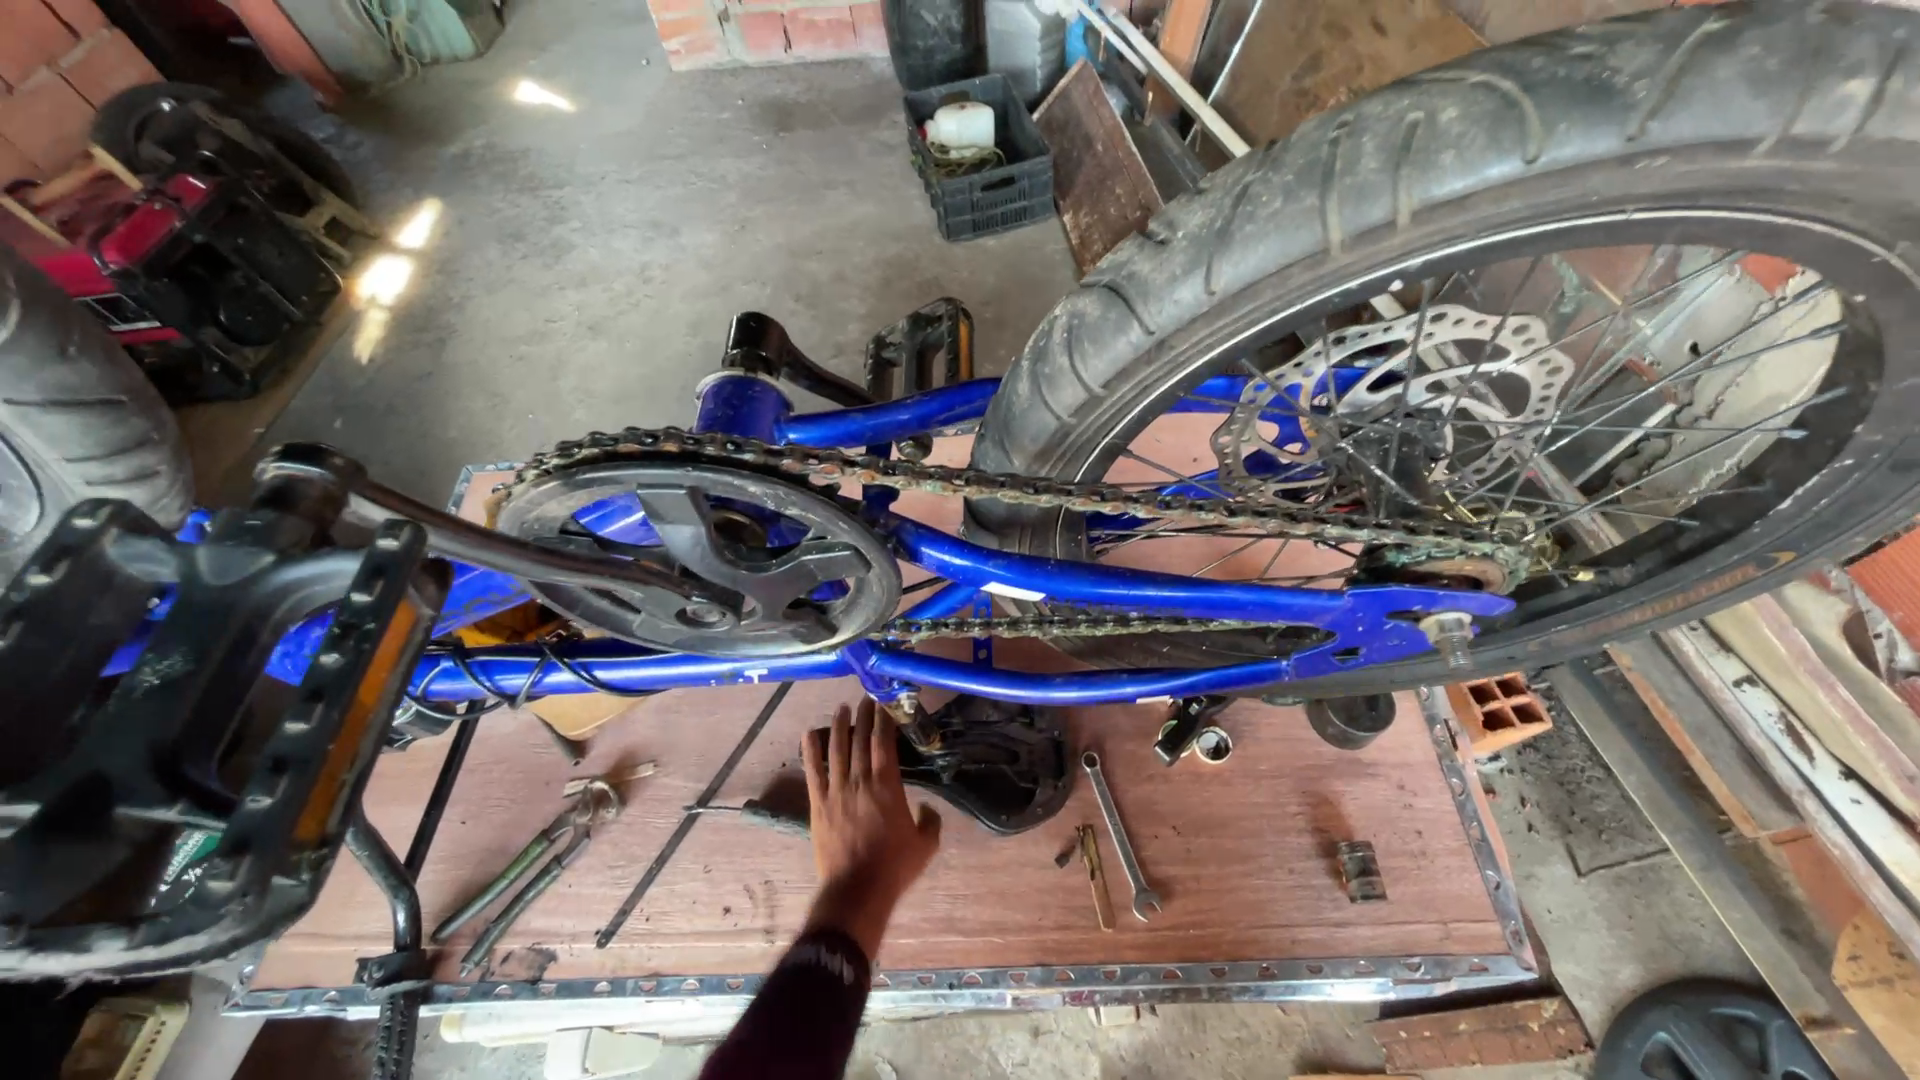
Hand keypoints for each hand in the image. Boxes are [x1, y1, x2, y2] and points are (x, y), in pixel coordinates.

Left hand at [798, 698, 941, 959]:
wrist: (856, 891)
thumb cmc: (894, 868)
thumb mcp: (925, 846)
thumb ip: (930, 822)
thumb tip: (928, 809)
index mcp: (887, 786)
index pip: (884, 743)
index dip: (884, 720)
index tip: (886, 703)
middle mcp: (860, 780)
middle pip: (860, 740)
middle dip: (864, 716)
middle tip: (867, 697)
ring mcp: (836, 791)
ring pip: (837, 749)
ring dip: (840, 725)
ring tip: (843, 707)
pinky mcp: (818, 804)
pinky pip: (813, 771)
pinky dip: (811, 750)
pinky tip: (810, 733)